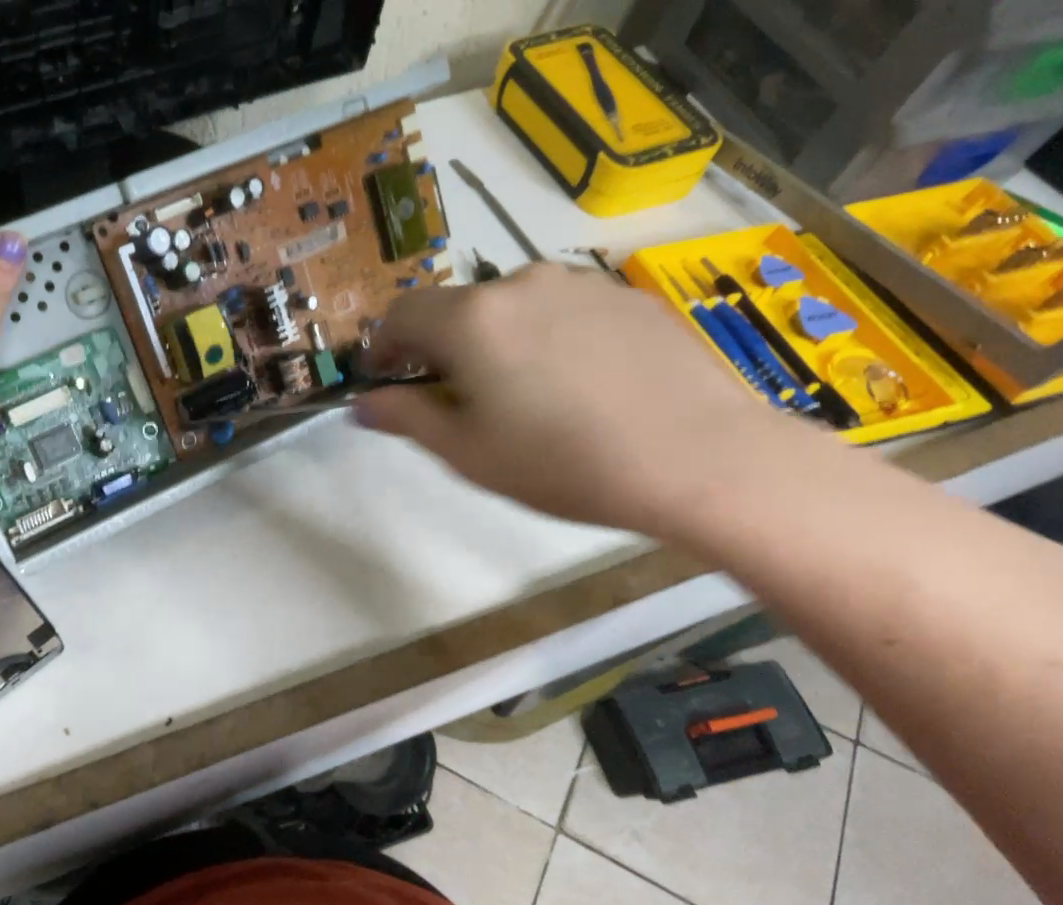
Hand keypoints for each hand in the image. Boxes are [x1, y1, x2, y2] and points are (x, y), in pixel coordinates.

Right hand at [353, 262, 800, 536]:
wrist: (700, 457)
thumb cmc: (562, 463)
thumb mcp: (467, 453)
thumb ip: (406, 418)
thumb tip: (362, 402)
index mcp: (471, 319)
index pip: (400, 313)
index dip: (381, 345)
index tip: (382, 378)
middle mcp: (520, 284)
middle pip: (459, 308)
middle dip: (442, 347)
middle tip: (455, 400)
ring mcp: (581, 284)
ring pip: (515, 308)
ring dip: (498, 341)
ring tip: (524, 396)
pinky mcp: (628, 298)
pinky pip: (566, 312)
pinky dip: (550, 339)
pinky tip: (578, 388)